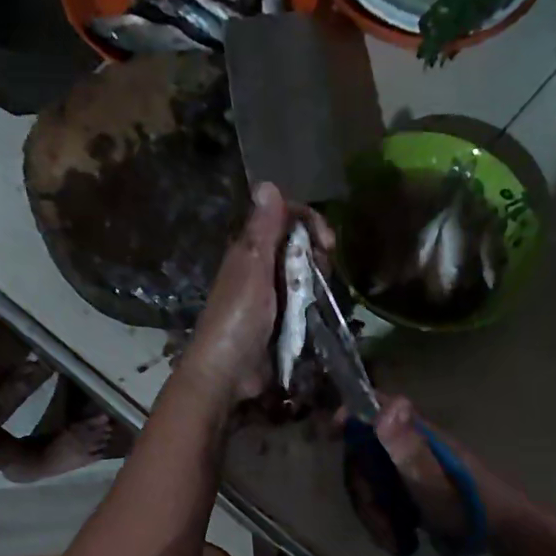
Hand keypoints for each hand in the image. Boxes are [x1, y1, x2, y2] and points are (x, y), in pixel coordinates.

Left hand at [185, 182, 334, 402]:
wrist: (228, 372)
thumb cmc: (237, 317)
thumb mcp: (252, 268)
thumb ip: (263, 230)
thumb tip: (267, 183)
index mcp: (251, 250)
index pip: (286, 218)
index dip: (310, 221)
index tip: (328, 242)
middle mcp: (263, 268)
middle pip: (300, 246)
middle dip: (317, 253)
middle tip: (323, 272)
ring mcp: (274, 296)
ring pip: (306, 274)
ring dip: (318, 280)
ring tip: (322, 296)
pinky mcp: (284, 321)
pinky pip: (306, 302)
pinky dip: (316, 303)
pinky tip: (322, 310)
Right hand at [349, 394, 517, 552]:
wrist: (499, 533)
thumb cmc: (467, 502)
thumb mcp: (432, 478)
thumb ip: (408, 447)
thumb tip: (389, 405)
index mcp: (412, 434)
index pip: (372, 408)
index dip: (348, 415)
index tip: (331, 434)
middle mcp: (406, 446)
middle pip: (362, 458)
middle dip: (363, 494)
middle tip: (379, 524)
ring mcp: (407, 471)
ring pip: (369, 485)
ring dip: (375, 517)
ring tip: (396, 542)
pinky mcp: (409, 493)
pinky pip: (382, 503)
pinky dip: (384, 524)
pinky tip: (401, 541)